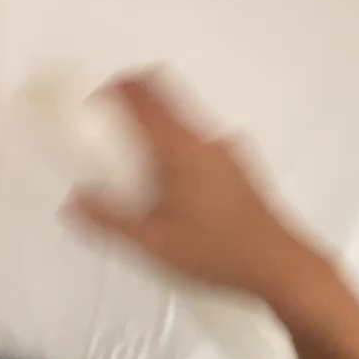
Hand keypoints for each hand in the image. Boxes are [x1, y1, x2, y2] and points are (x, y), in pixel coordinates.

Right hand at [68, 71, 332, 312]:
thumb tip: (73, 198)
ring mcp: (228, 151)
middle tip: (106, 137)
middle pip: (162, 98)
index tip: (90, 107)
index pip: (141, 92)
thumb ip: (107, 218)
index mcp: (178, 146)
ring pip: (181, 122)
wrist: (284, 269)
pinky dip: (175, 149)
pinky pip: (198, 142)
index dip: (112, 89)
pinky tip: (174, 193)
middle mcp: (204, 138)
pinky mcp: (241, 169)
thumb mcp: (151, 242)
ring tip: (137, 174)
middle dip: (130, 106)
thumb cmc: (215, 251)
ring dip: (153, 131)